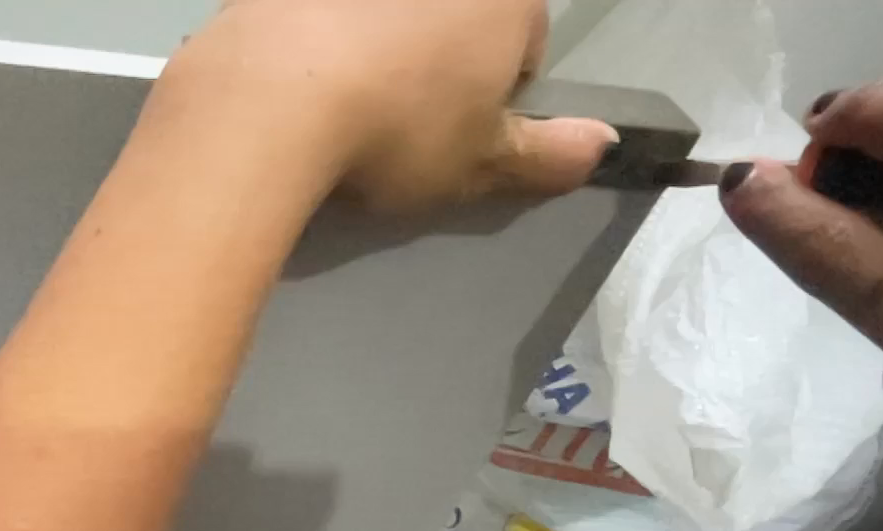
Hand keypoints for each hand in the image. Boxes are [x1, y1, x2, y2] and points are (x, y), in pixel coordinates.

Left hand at [147, 0, 618, 211]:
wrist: (276, 97)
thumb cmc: (398, 131)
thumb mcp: (478, 162)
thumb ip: (543, 154)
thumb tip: (606, 145)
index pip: (524, 44)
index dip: (496, 98)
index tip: (455, 139)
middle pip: (460, 20)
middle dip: (443, 66)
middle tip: (400, 126)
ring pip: (394, 15)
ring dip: (384, 47)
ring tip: (346, 106)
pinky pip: (328, 15)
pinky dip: (322, 38)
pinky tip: (300, 85)